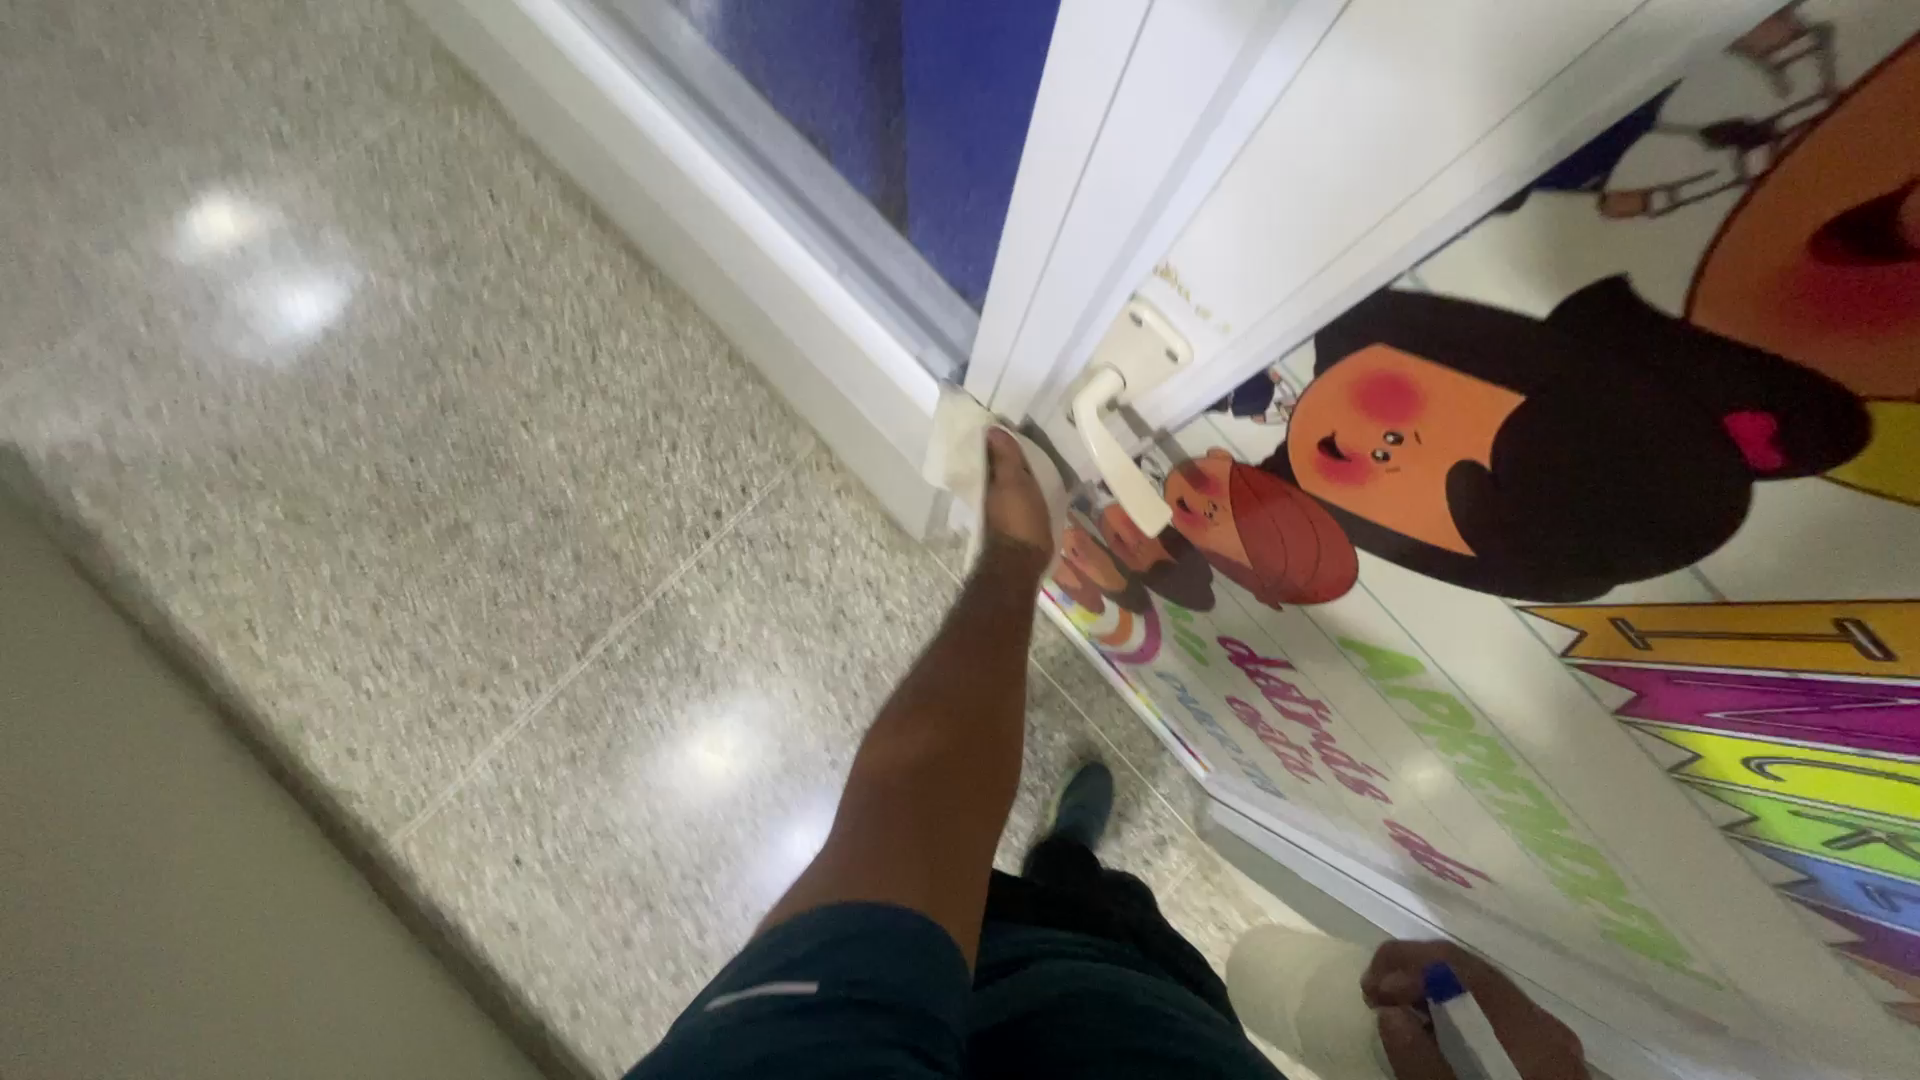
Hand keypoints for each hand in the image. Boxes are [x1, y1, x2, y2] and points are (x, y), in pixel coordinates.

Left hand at [979, 427, 1052, 576]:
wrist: (1021, 563)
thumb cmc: (1018, 520)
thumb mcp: (1014, 483)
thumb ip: (1005, 458)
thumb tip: (991, 429)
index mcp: (989, 482)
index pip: (991, 454)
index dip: (1000, 440)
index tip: (1013, 425)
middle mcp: (992, 494)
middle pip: (1001, 470)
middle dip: (1011, 457)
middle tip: (1030, 441)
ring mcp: (1004, 510)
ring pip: (1012, 484)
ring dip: (1021, 474)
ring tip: (1039, 461)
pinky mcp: (1018, 523)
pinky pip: (1023, 499)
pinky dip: (1029, 490)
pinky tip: (1041, 487)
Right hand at [1362, 940, 1587, 1079]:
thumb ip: (1419, 1061)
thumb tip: (1391, 1015)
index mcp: (1526, 1031)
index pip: (1457, 965)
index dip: (1405, 964)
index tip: (1371, 993)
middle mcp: (1543, 1028)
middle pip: (1469, 974)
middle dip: (1413, 974)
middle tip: (1373, 997)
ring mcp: (1552, 1050)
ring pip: (1480, 997)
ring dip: (1431, 994)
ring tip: (1395, 1014)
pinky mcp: (1549, 1071)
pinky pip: (1494, 1023)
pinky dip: (1455, 1018)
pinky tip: (1433, 1039)